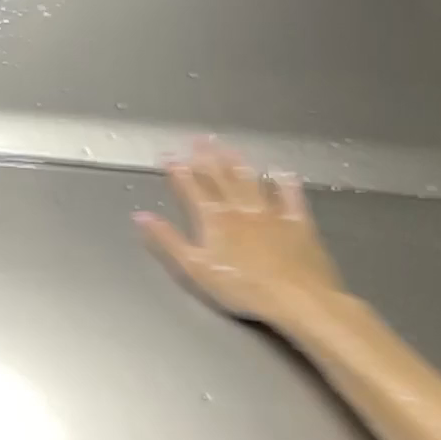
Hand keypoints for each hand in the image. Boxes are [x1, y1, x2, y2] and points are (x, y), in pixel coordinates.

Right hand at [134, 138, 353, 334]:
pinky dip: (285, 184)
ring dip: (238, 163)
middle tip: (198, 139)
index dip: (178, 171)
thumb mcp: (194, 268)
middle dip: (207, 158)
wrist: (299, 300)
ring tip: (228, 147)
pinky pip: (291, 198)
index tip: (168, 155)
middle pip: (221, 178)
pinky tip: (282, 172)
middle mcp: (241, 210)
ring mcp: (272, 214)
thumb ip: (168, 240)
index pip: (192, 189)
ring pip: (251, 182)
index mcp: (214, 220)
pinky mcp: (299, 224)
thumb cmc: (242, 287)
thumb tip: (141, 215)